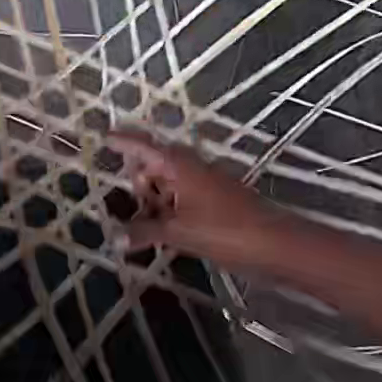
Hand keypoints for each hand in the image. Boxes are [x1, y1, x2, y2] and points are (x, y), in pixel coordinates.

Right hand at [107, 131, 296, 267]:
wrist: (277, 245)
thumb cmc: (225, 231)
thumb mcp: (179, 233)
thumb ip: (145, 232)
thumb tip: (115, 238)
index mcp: (179, 166)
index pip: (143, 147)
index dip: (124, 141)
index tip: (104, 136)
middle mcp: (191, 168)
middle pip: (156, 164)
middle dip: (139, 179)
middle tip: (129, 202)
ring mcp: (206, 183)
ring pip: (170, 182)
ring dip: (154, 198)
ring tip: (143, 222)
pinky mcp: (216, 200)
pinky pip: (183, 196)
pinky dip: (169, 208)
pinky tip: (164, 229)